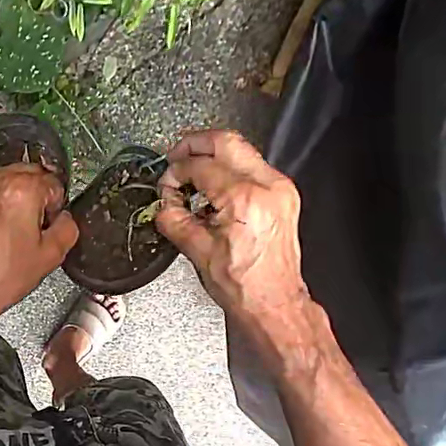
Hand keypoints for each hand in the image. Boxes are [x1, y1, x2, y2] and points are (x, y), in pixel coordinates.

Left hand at [0, 164, 77, 339]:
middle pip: (28, 174)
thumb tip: (65, 219)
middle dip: (36, 195)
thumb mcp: (50, 256)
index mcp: (21, 190)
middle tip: (33, 226)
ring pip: (5, 179)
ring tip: (10, 231)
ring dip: (13, 196)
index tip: (50, 221)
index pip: (53, 182)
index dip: (56, 205)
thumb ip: (68, 228)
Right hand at [155, 130, 319, 347]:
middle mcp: (267, 188)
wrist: (274, 303)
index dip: (176, 172)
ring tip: (191, 175)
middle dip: (194, 145)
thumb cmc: (244, 286)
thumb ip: (174, 219)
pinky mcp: (282, 196)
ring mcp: (279, 189)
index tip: (166, 185)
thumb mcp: (197, 252)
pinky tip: (212, 189)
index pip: (201, 166)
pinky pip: (252, 167)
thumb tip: (163, 203)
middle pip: (226, 142)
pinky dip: (228, 170)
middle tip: (175, 156)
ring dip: (212, 156)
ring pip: (241, 150)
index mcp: (244, 200)